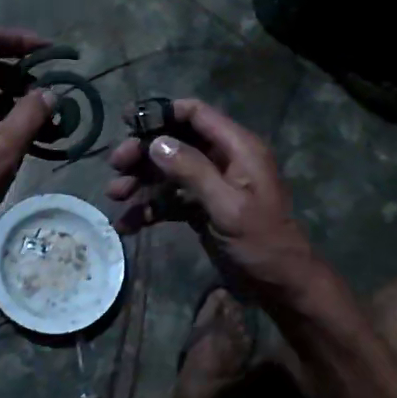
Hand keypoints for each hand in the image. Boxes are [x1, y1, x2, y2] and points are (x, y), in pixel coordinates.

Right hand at [105, 98, 316, 300]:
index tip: (128, 120)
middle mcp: (223, 161)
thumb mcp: (227, 206)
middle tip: (116, 165)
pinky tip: (128, 224)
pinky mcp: (201, 209)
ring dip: (140, 181)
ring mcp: (211, 186)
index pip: (196, 115)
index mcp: (238, 149)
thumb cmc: (262, 242)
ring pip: (167, 172)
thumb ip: (192, 171)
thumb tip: (156, 142)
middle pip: (175, 143)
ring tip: (115, 196)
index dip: (162, 112)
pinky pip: (169, 200)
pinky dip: (149, 209)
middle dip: (143, 152)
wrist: (281, 285)